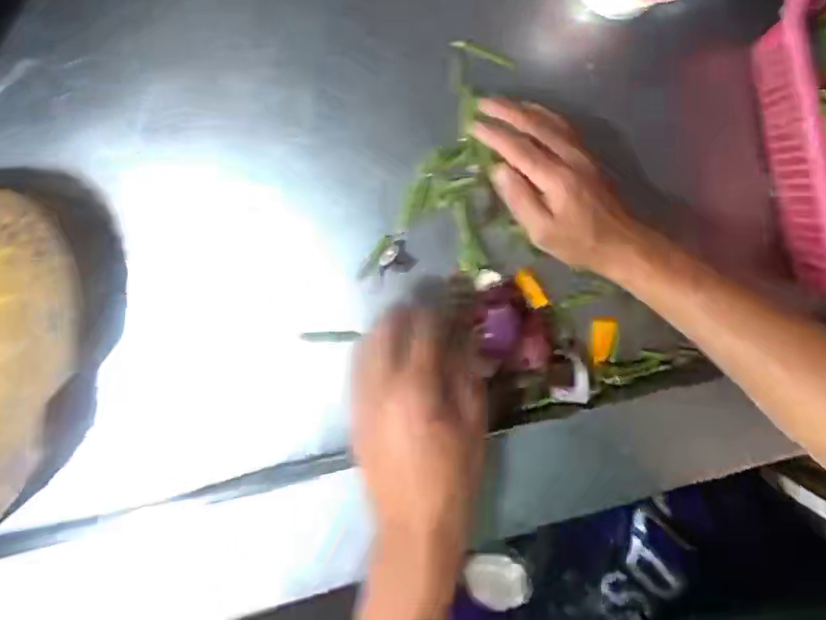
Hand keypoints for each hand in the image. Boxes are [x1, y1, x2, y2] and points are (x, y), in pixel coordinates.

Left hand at [352, 305, 486, 611]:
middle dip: (407, 309)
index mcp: (415, 385)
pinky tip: (389, 353)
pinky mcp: (353, 411)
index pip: (423, 326)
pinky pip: (358, 365)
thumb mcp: (472, 423)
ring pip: (366, 341)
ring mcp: (361, 397)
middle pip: (386, 325)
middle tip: (426, 306)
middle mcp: (380, 383)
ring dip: (386, 326)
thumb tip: (462, 336)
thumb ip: (466, 372)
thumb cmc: (453, 477)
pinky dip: (373, 348)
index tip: (449, 298)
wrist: (411, 528)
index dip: (437, 307)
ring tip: (407, 324)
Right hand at [471, 98, 664, 277]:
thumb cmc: (579, 243)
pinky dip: (542, 114)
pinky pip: (562, 124)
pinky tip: (532, 112)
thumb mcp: (542, 233)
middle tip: (481, 102)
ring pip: (550, 120)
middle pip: (534, 125)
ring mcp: (581, 152)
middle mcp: (569, 157)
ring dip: (523, 108)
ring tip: (501, 103)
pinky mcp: (588, 154)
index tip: (472, 125)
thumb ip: (518, 199)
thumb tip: (498, 169)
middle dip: (505, 111)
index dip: (494, 135)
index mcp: (556, 177)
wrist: (625, 243)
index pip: (518, 148)